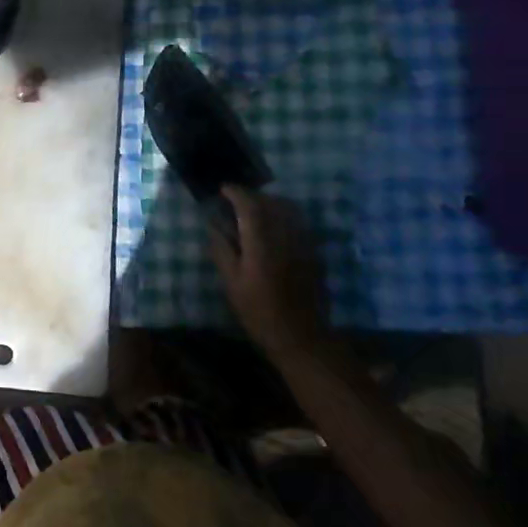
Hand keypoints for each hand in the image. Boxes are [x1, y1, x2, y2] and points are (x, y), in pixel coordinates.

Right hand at [208, 186, 332, 360]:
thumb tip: (213, 224)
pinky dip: (284, 215)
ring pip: (289, 210)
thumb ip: (222, 250)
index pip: (250, 206)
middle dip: (252, 196)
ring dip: (270, 203)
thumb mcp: (231, 283)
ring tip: (253, 209)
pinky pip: (299, 223)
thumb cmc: (258, 312)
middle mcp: (285, 238)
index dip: (236, 192)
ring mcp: (304, 245)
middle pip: (271, 203)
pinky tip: (272, 226)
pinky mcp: (314, 253)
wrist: (301, 337)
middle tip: (234, 199)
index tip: (222, 189)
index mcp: (262, 245)